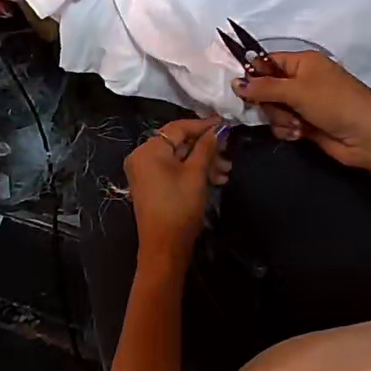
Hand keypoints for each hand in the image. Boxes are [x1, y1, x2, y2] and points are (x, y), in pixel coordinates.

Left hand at [124, 117, 230, 252]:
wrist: (165, 247)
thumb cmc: (180, 206)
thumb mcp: (196, 174)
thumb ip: (206, 148)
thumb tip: (218, 130)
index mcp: (148, 150)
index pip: (178, 128)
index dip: (203, 125)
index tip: (225, 123)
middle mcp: (142, 157)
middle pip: (178, 143)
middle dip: (206, 148)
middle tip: (229, 153)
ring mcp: (145, 172)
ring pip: (179, 158)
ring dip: (203, 162)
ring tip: (226, 172)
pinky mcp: (151, 185)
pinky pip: (173, 170)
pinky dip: (192, 172)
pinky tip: (216, 179)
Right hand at [232, 50, 370, 169]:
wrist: (367, 136)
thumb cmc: (336, 103)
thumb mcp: (298, 90)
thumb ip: (264, 87)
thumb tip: (235, 83)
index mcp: (302, 62)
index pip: (266, 62)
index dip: (251, 74)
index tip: (237, 88)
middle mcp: (301, 80)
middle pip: (265, 88)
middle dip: (268, 102)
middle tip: (277, 109)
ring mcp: (302, 103)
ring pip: (271, 109)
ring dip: (279, 119)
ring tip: (295, 125)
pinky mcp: (304, 123)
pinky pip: (281, 124)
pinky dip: (286, 130)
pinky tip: (298, 134)